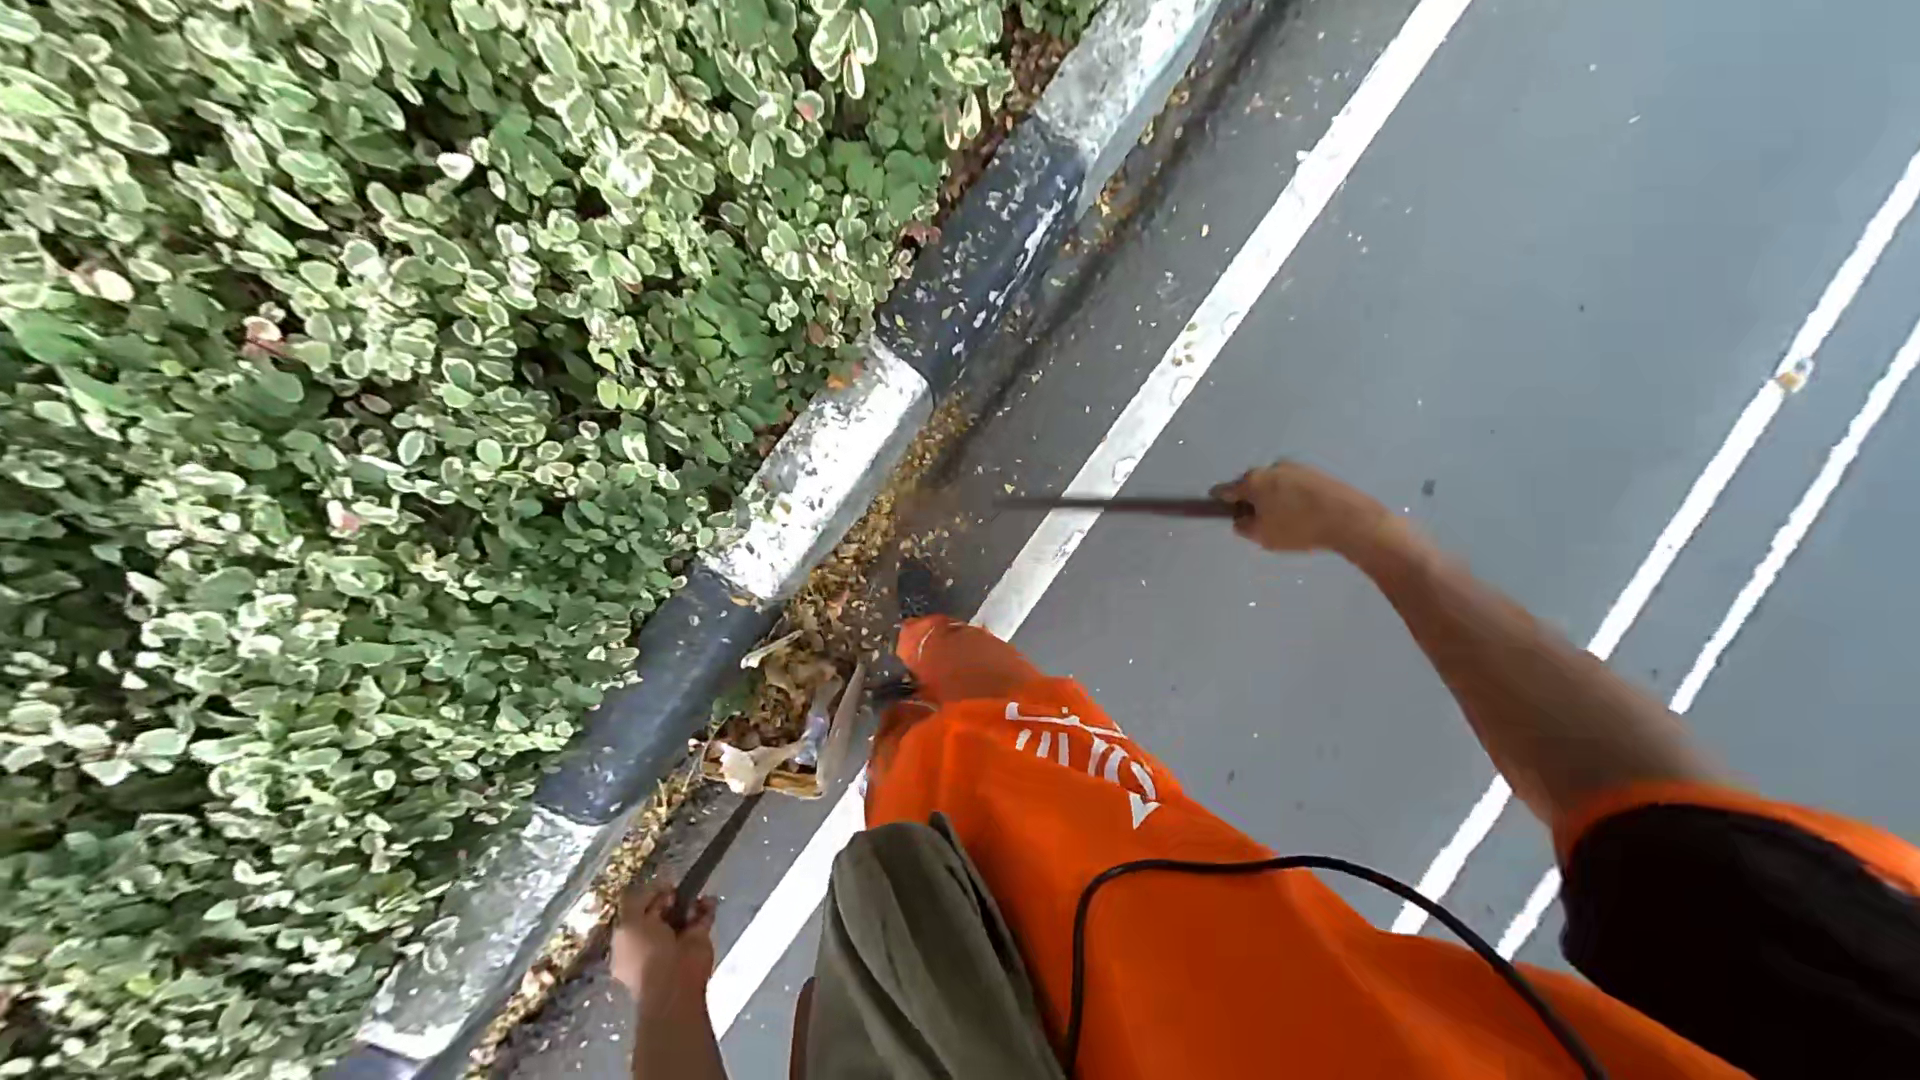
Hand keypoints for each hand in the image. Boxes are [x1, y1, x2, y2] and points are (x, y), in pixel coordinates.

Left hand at [610, 881, 716, 1008]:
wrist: (675, 980)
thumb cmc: (645, 954)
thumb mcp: (628, 925)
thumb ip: (636, 902)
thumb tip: (655, 890)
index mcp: (630, 942)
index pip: (636, 914)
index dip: (645, 899)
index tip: (656, 888)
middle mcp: (652, 941)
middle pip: (661, 911)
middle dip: (668, 898)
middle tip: (674, 891)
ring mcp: (676, 940)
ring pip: (682, 911)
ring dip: (688, 900)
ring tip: (691, 894)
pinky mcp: (698, 938)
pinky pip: (702, 915)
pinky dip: (705, 905)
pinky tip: (706, 900)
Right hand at [1211, 461, 1390, 553]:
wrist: (1350, 519)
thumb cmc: (1298, 528)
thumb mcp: (1262, 536)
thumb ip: (1243, 526)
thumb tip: (1241, 518)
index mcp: (1253, 481)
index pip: (1225, 490)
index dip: (1219, 501)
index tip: (1221, 511)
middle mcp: (1271, 468)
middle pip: (1251, 485)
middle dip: (1251, 500)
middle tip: (1260, 522)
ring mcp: (1296, 468)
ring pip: (1274, 484)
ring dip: (1273, 498)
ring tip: (1286, 521)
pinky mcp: (1316, 473)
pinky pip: (1293, 486)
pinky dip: (1292, 497)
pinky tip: (1304, 515)